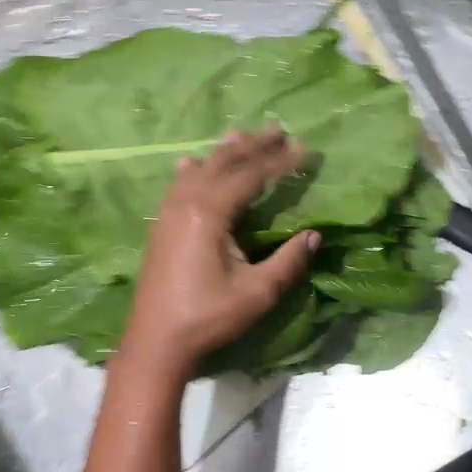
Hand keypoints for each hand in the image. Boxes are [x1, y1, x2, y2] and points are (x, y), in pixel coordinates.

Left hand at [119, 128, 317, 377]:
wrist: (156, 342)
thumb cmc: (209, 317)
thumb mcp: (258, 292)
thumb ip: (288, 260)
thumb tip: (314, 235)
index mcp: (209, 214)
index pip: (250, 176)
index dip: (279, 162)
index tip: (305, 149)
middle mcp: (186, 204)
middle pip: (223, 165)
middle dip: (252, 146)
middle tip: (278, 129)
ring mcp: (168, 214)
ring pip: (199, 170)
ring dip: (224, 154)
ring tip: (242, 136)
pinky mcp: (161, 228)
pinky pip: (179, 185)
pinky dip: (194, 170)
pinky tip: (190, 163)